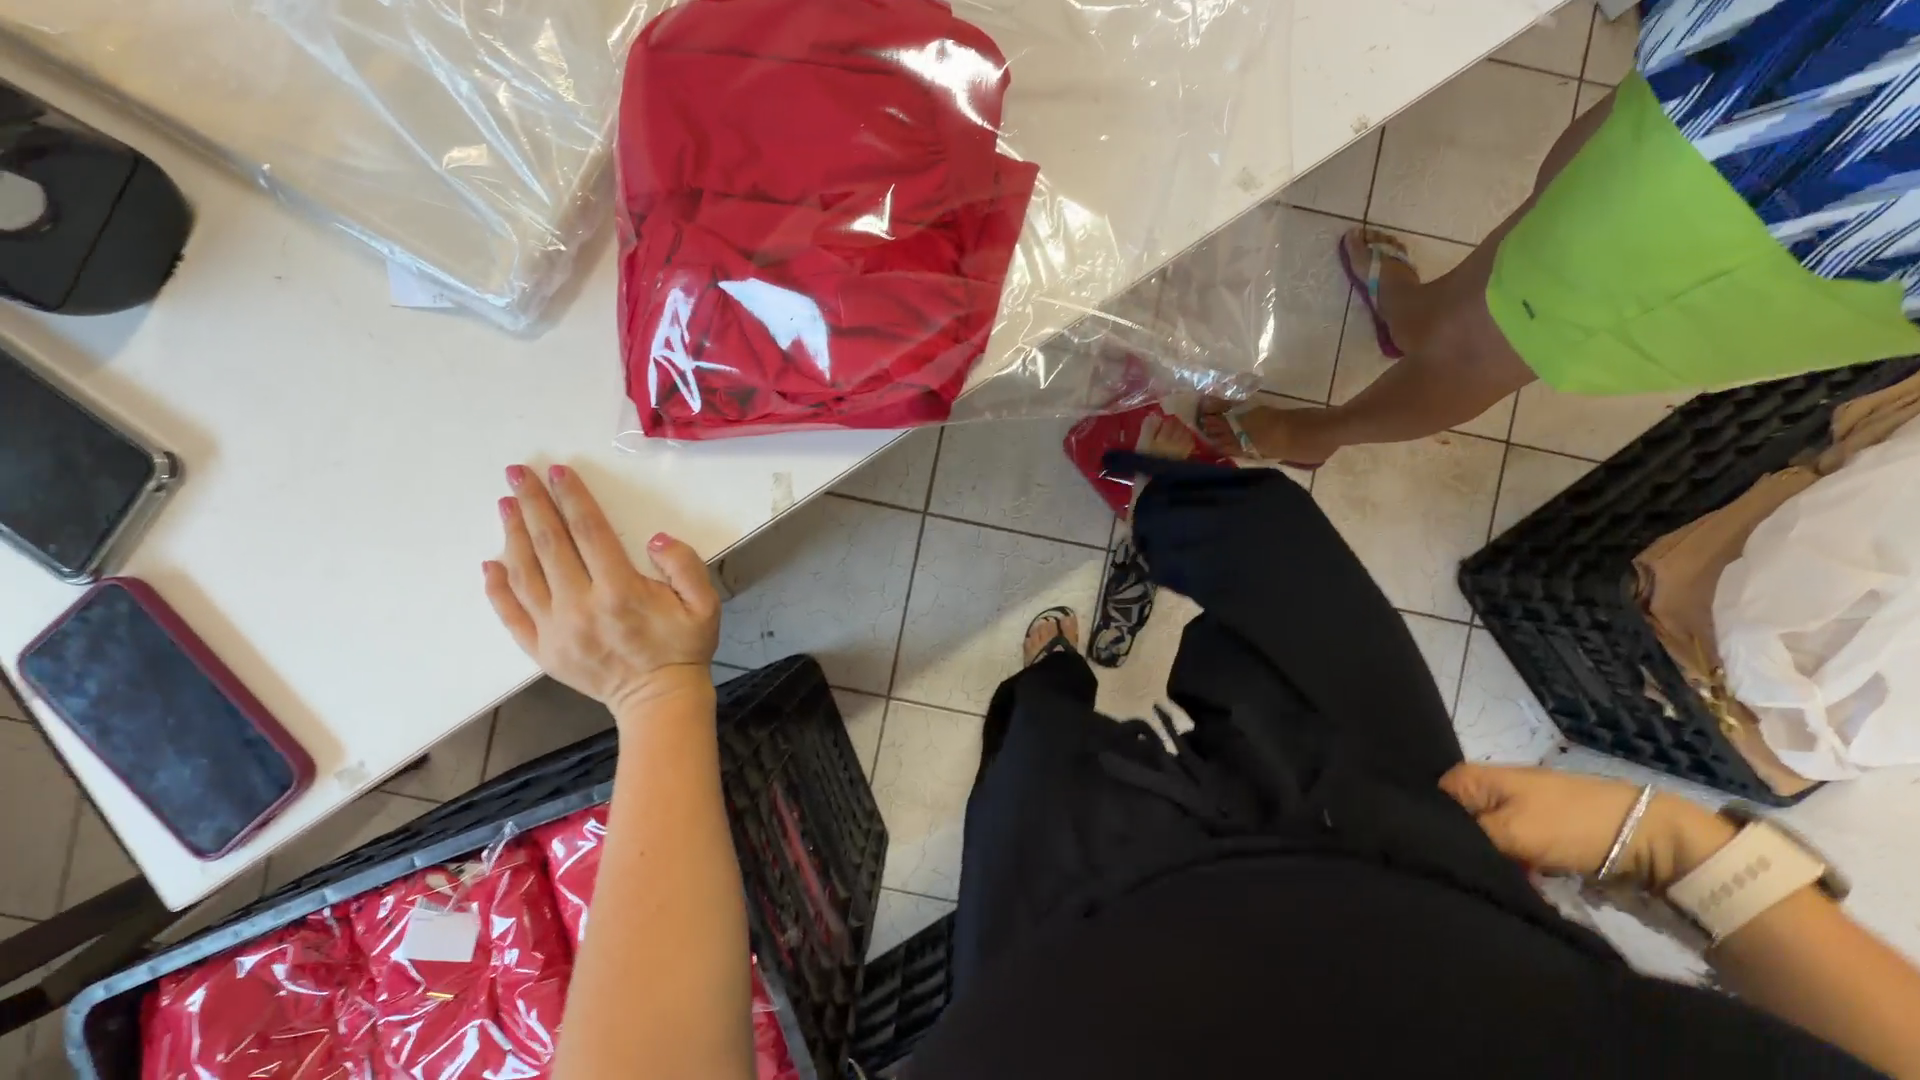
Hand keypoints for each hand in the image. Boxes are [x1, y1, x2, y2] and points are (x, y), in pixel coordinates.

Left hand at [483, 464, 719, 718]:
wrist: (660, 700)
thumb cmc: (683, 648)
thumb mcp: (705, 604)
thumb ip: (685, 566)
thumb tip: (656, 540)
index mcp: (621, 591)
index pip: (590, 532)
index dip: (573, 499)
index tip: (558, 472)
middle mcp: (581, 607)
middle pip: (550, 545)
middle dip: (534, 505)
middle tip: (518, 474)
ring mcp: (557, 631)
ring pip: (525, 574)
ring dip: (513, 536)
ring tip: (506, 505)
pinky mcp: (543, 651)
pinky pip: (512, 616)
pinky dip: (498, 589)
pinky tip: (491, 564)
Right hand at [1440, 763, 1737, 892]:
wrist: (1648, 837)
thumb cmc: (1571, 824)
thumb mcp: (1509, 832)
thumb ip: (1464, 838)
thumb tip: (1427, 846)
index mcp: (1471, 777)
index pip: (1427, 803)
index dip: (1427, 830)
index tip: (1432, 858)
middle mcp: (1485, 788)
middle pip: (1454, 824)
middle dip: (1460, 850)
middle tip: (1463, 875)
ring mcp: (1511, 810)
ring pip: (1481, 841)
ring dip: (1488, 862)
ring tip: (1489, 883)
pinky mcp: (1533, 831)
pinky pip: (1506, 851)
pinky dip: (1509, 867)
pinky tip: (1513, 881)